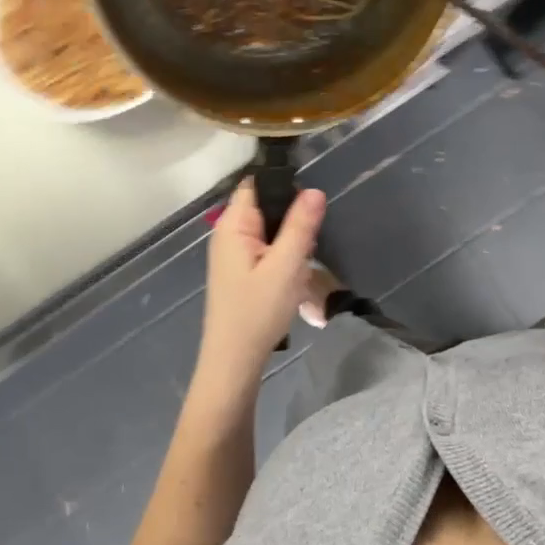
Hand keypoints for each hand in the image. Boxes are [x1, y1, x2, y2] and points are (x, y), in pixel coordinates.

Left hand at [199, 179, 326, 378]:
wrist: (234, 360)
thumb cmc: (257, 311)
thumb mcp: (286, 266)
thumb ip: (300, 226)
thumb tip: (313, 190)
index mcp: (233, 225)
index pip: (256, 184)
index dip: (284, 184)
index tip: (312, 196)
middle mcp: (229, 234)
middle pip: (266, 207)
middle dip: (293, 218)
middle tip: (315, 236)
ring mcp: (234, 254)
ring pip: (270, 232)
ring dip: (292, 242)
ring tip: (308, 261)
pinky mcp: (242, 272)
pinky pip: (268, 252)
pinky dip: (285, 259)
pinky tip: (298, 277)